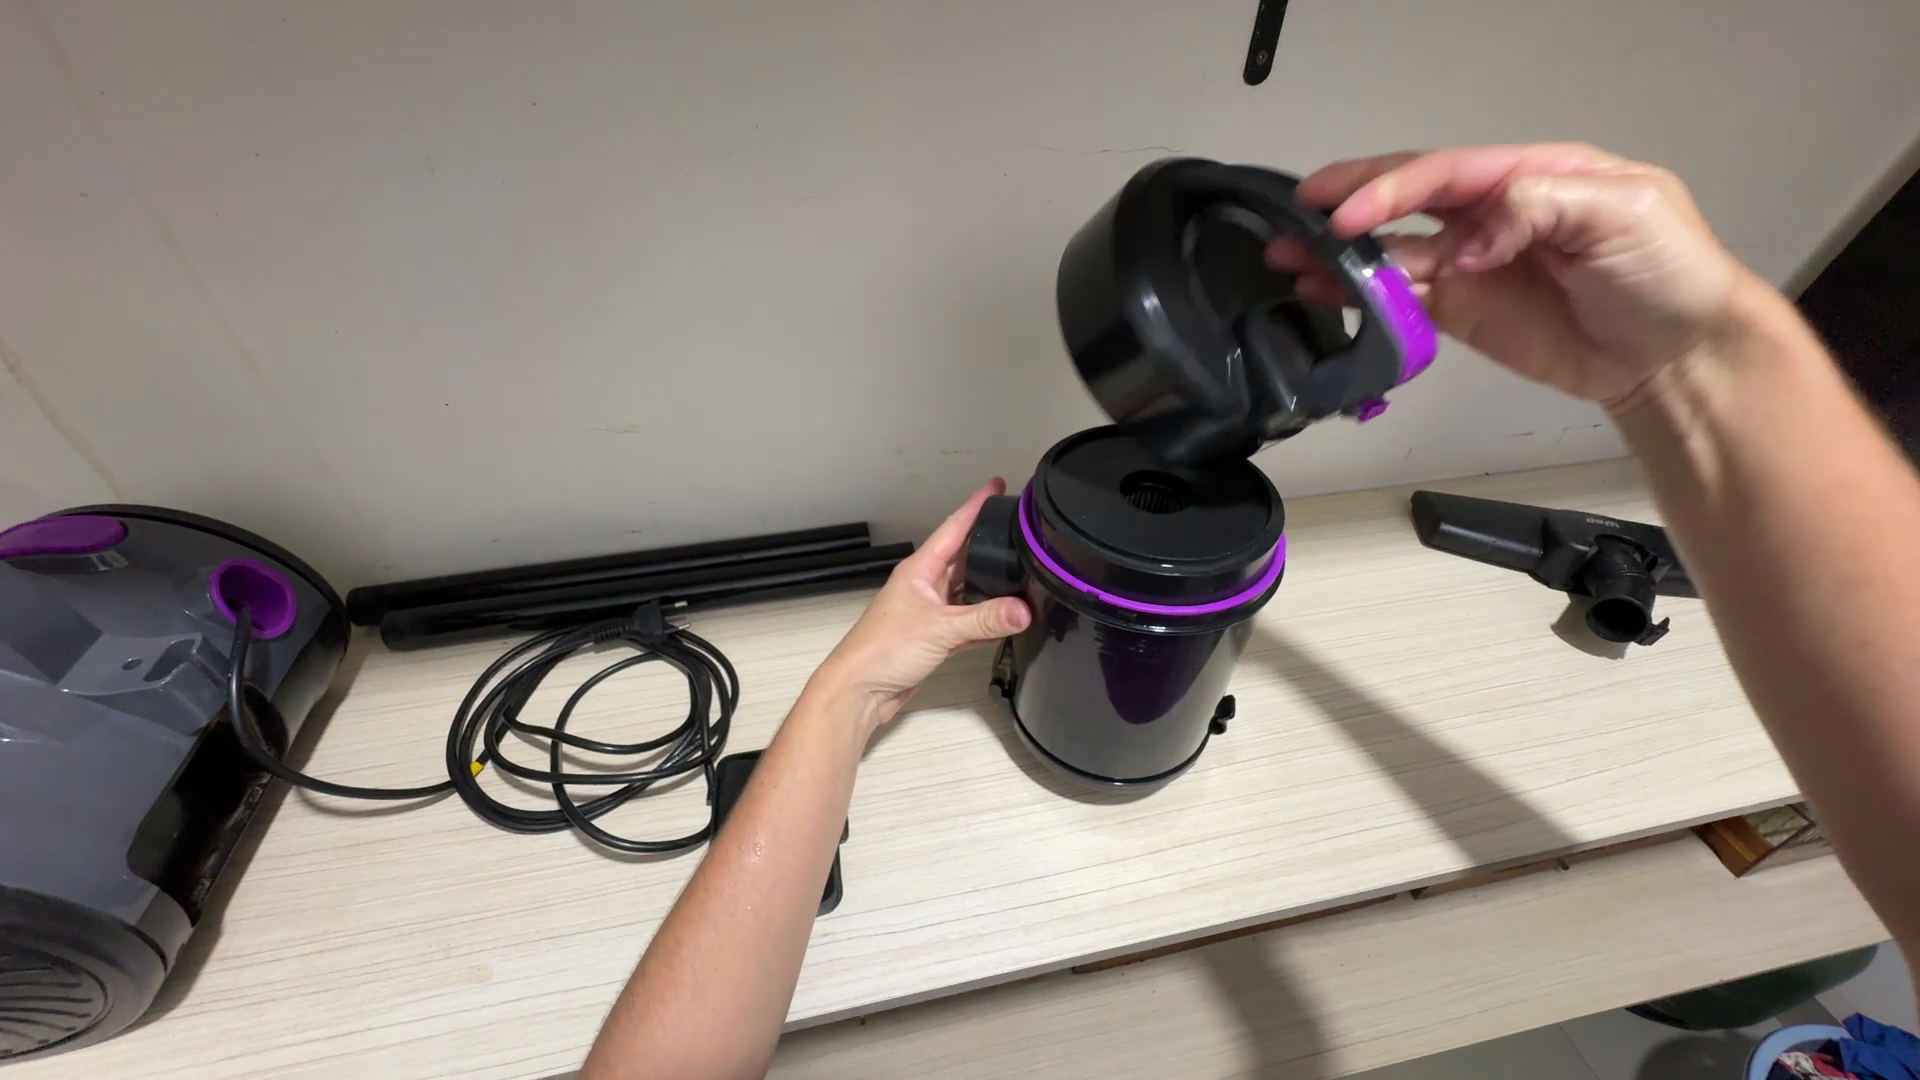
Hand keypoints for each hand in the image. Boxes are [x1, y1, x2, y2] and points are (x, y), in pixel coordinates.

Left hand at [811, 480, 1031, 731]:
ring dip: (991, 584)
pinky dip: (986, 620)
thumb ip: (984, 619)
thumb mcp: (939, 629)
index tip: (997, 485)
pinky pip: (967, 621)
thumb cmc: (882, 650)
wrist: (859, 691)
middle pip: (964, 557)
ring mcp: (929, 611)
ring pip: (968, 589)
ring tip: (1022, 570)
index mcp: (920, 570)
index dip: (976, 506)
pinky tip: (1006, 619)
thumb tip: (1024, 609)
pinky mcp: (934, 637)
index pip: (954, 528)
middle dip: (990, 543)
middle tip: (1020, 530)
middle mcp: (925, 585)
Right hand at [1268, 143, 1744, 406]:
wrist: (1667, 354)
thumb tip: (1466, 244)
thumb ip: (1539, 207)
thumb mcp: (1625, 214)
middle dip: (1348, 203)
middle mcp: (1487, 215)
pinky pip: (1395, 299)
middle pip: (1404, 201)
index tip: (1343, 215)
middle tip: (1297, 209)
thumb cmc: (1665, 273)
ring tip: (1288, 256)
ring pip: (1388, 252)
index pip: (1444, 173)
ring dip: (1338, 255)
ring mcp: (1465, 265)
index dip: (1389, 189)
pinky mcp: (1453, 310)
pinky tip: (1320, 291)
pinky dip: (1355, 296)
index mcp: (1529, 177)